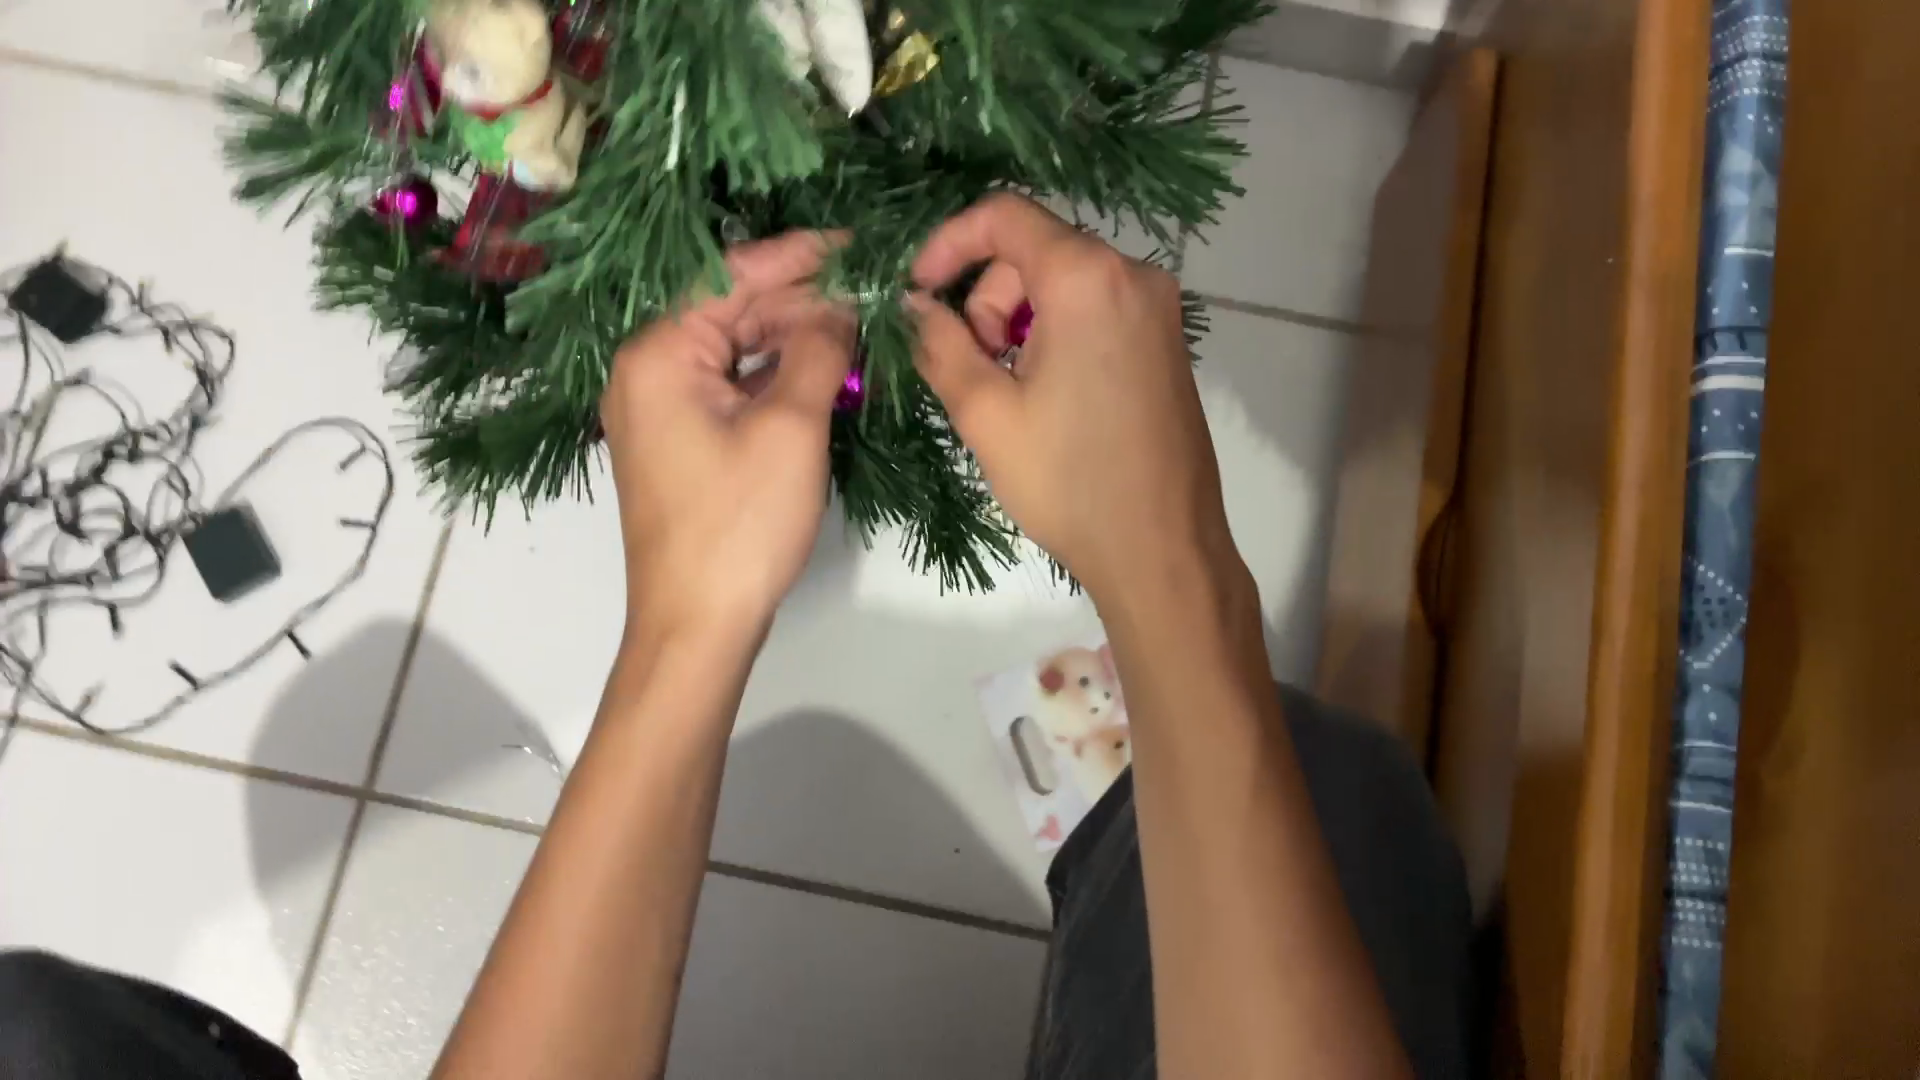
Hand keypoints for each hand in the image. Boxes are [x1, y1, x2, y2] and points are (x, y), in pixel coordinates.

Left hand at [601, 232, 853, 643]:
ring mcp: (661, 411)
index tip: (855, 244)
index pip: (731, 278)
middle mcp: (648, 371)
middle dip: (800, 304)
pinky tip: (819, 376)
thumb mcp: (790, 428)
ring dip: (792, 343)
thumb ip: (817, 351)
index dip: (798, 258)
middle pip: (730, 313)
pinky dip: (774, 381)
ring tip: (855, 331)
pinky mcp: (681, 445)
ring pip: (734, 354)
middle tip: (867, 297)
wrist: (698, 622)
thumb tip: (840, 307)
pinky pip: (730, 391)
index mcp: (659, 353)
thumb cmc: (741, 523)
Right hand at [908, 194, 1235, 600]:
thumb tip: (915, 306)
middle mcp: (1134, 276)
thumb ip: (940, 345)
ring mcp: (1159, 311)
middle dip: (987, 301)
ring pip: (1064, 285)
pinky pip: (1096, 312)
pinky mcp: (1166, 344)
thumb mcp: (986, 415)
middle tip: (973, 372)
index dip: (947, 244)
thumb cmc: (1069, 482)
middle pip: (1035, 253)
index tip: (917, 293)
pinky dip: (1055, 336)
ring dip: (1018, 323)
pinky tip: (1046, 396)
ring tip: (1008, 395)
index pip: (1005, 216)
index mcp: (1089, 279)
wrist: (1161, 548)